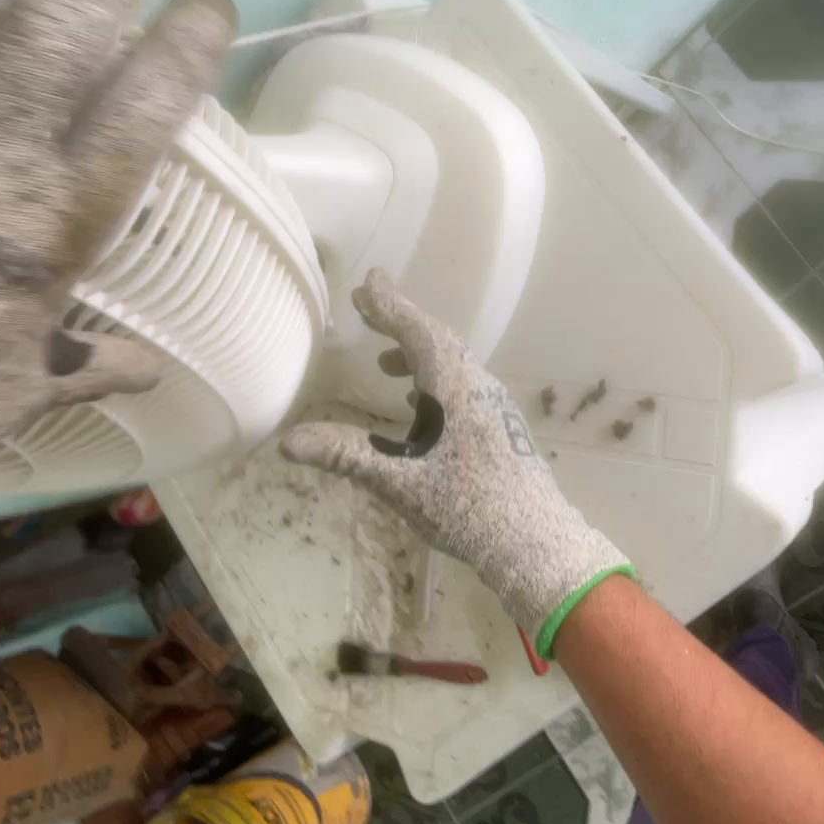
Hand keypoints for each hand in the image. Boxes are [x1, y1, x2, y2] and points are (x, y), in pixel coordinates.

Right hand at [282, 270, 632, 656]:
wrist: (535, 541)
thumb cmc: (470, 511)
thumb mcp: (403, 484)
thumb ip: (349, 457)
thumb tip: (288, 440)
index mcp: (459, 390)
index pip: (420, 335)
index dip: (392, 306)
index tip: (369, 282)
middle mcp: (481, 388)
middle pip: (438, 343)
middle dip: (402, 323)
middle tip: (369, 307)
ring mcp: (496, 407)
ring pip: (454, 366)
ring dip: (419, 354)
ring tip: (385, 360)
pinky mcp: (502, 427)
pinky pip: (464, 387)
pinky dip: (435, 382)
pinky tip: (420, 406)